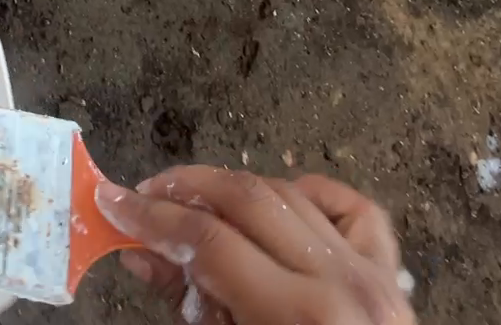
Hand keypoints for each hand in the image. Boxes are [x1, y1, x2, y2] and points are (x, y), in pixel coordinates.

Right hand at [95, 166, 411, 324]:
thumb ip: (184, 301)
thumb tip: (136, 251)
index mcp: (301, 316)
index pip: (207, 238)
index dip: (150, 216)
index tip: (110, 200)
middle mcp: (342, 283)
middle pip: (243, 199)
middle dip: (182, 187)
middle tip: (142, 196)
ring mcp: (373, 275)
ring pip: (285, 192)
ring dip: (228, 188)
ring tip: (189, 201)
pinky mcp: (390, 274)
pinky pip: (351, 209)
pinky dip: (309, 193)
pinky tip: (274, 204)